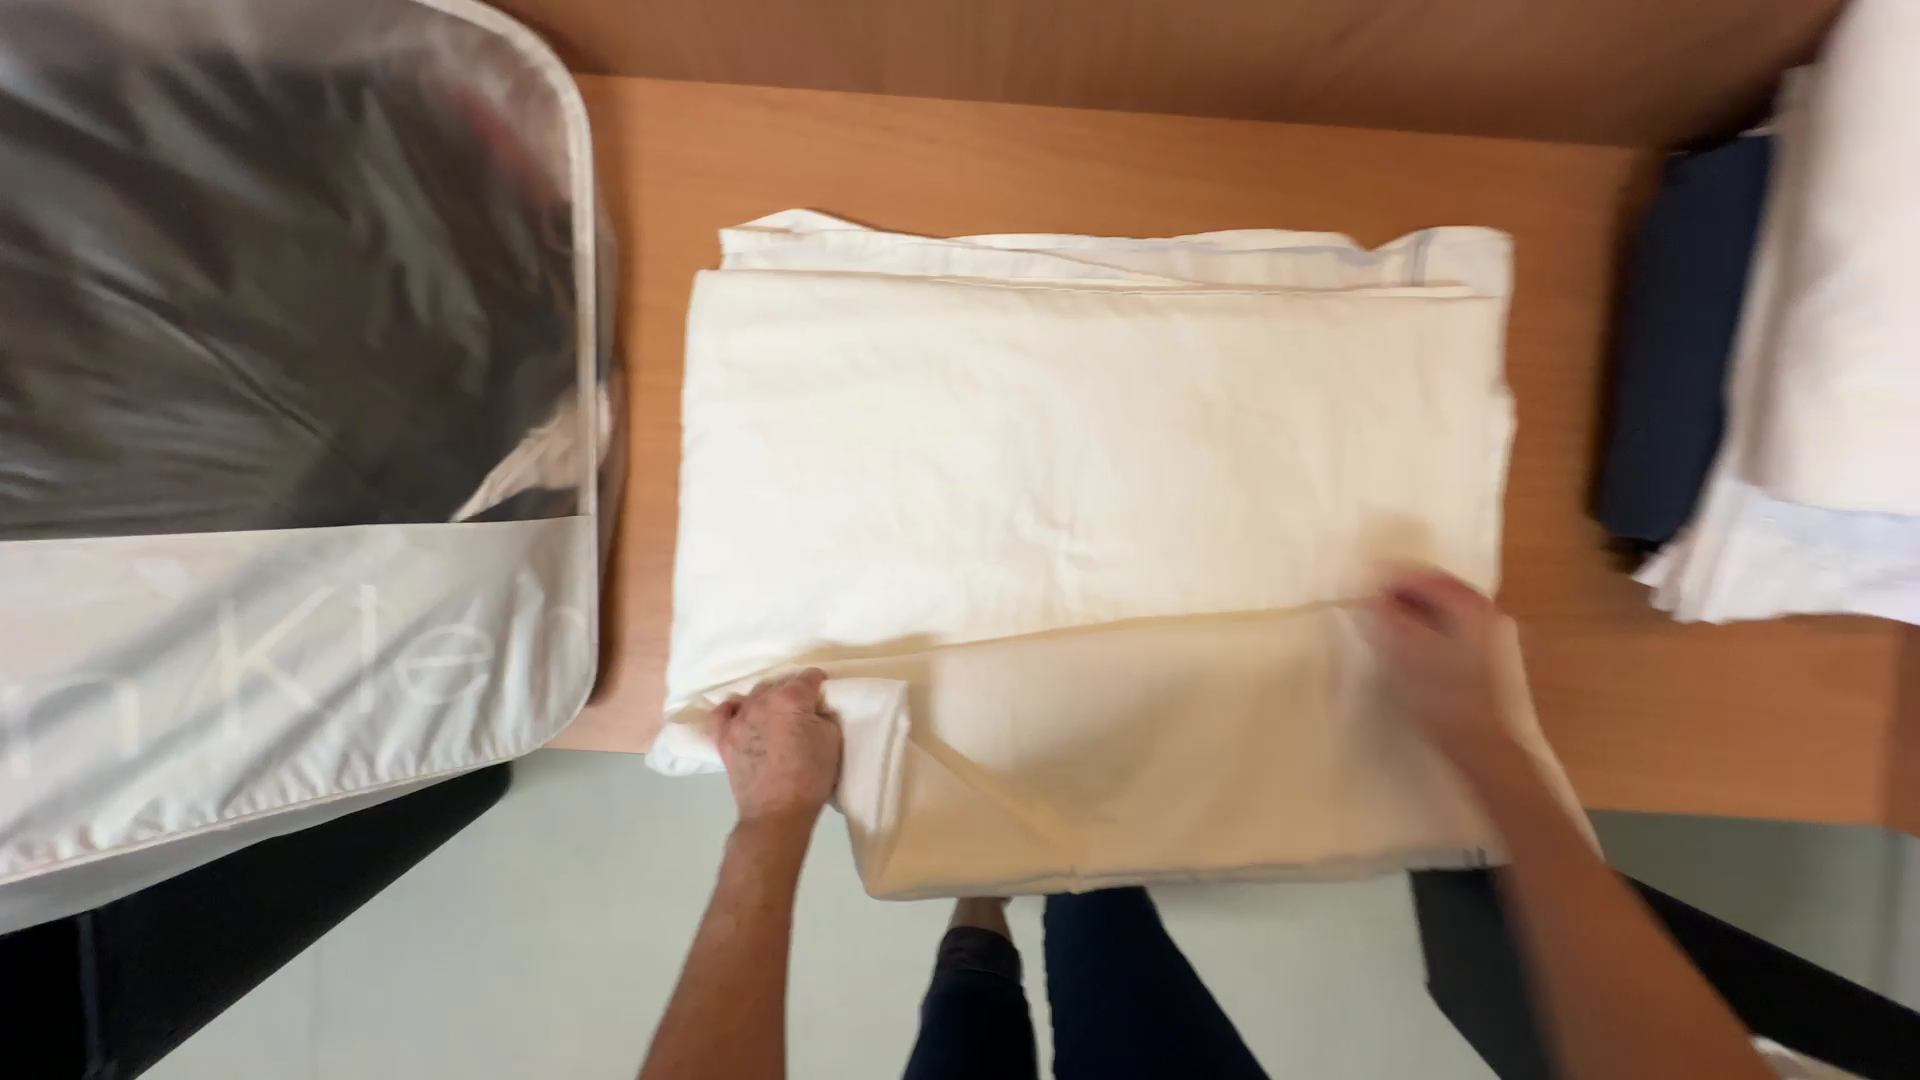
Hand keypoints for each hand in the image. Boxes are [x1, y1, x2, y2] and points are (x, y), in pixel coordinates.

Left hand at [714, 669, 842, 829]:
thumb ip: (822, 714)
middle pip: (780, 684)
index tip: (824, 695)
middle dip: (794, 692)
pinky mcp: (724, 737)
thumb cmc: (811, 776)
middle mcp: (762, 701)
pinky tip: (741, 715)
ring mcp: (739, 718)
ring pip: (755, 695)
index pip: (809, 676)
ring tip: (777, 717)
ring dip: (769, 701)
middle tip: (804, 711)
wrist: (778, 813)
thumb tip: (812, 709)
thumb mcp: (832, 738)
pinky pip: (721, 713)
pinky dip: (732, 710)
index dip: (820, 683)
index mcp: (791, 698)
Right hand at [1366, 567, 1513, 768]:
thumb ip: (1389, 619)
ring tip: (1385, 626)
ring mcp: (1497, 639)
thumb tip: (1372, 596)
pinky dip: (1430, 629)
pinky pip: (1455, 630)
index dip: (1391, 577)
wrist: (1495, 752)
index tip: (1361, 584)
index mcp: (1474, 608)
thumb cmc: (1449, 700)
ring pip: (1448, 612)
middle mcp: (1491, 615)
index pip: (1427, 577)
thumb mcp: (1408, 655)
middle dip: (1404, 594)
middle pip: (1441, 592)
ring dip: (1416, 613)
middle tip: (1371, 604)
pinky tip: (1412, 649)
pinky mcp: (1494, 662)